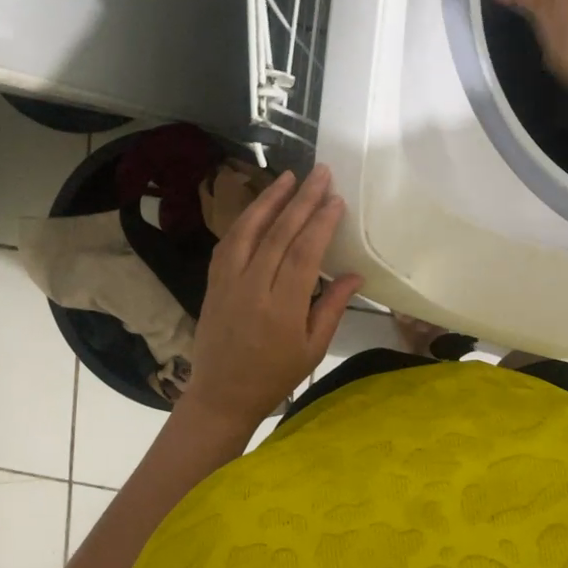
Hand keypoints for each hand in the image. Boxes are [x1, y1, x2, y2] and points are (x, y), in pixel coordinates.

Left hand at [180, 166, 362, 427]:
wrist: (221, 395)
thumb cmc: (273, 377)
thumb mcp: (311, 350)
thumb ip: (331, 309)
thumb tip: (354, 275)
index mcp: (281, 309)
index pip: (303, 253)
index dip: (320, 223)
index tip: (335, 199)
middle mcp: (252, 289)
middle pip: (278, 234)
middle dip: (301, 200)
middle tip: (319, 173)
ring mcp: (228, 283)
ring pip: (248, 231)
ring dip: (269, 200)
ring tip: (288, 176)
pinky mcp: (213, 283)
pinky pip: (229, 242)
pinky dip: (245, 220)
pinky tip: (259, 207)